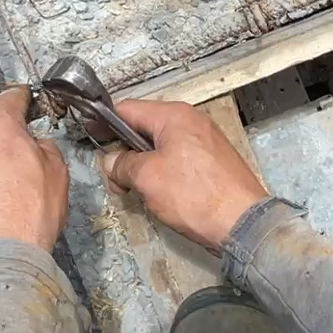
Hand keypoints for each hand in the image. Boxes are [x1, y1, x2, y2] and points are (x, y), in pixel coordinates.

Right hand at [100, 99, 267, 250]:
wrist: (244, 224)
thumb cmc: (193, 195)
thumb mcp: (147, 178)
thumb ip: (123, 164)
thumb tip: (111, 162)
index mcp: (174, 115)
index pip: (128, 109)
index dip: (105, 123)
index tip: (89, 138)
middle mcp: (191, 120)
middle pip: (144, 128)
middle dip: (124, 152)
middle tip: (115, 179)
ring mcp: (205, 140)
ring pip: (160, 146)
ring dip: (142, 166)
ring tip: (135, 191)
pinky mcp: (213, 161)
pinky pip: (177, 159)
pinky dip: (162, 172)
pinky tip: (159, 194)